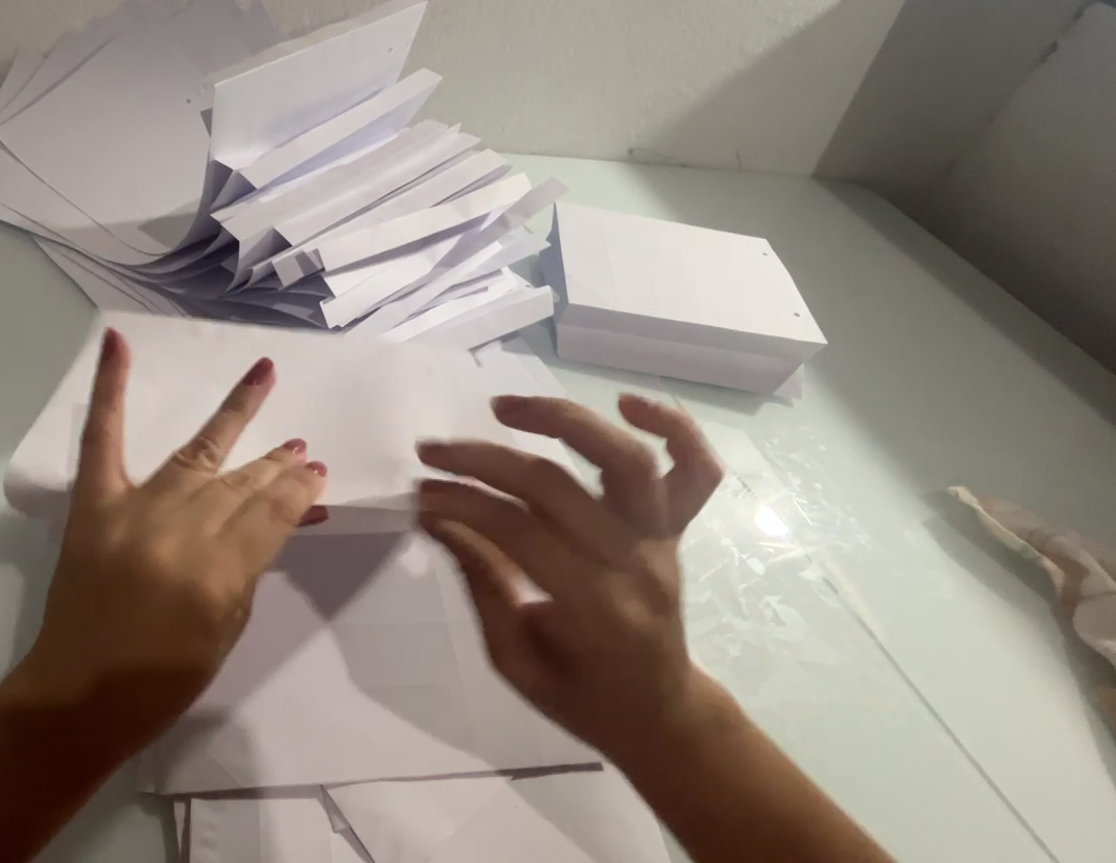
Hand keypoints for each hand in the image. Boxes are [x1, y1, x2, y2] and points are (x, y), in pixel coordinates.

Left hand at [8, 327, 328, 736]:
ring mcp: (134, 510)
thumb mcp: (227, 631)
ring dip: (236, 415)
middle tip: (301, 446)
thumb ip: (251, 566)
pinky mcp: (94, 503)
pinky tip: (117, 343)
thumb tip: (280, 514)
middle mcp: (181, 531)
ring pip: (199, 453)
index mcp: (219, 573)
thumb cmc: (162, 679)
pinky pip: (103, 438)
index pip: (274, 514)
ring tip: (264, 377)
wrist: (77, 696)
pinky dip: (109, 388)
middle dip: (279, 463)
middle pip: (243, 482)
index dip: (300, 490)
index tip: (318, 471)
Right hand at [415, 393, 724, 761]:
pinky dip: (674, 427)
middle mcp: (636, 564)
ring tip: (506, 407)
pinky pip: (696, 470)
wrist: (660, 713)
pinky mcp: (677, 527)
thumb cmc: (581, 697)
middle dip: (484, 461)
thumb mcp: (514, 661)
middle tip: (432, 453)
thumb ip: (481, 584)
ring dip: (564, 420)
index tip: (419, 496)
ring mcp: (663, 540)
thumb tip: (435, 517)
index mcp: (596, 611)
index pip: (519, 533)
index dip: (463, 505)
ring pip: (628, 460)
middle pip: (556, 487)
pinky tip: (626, 403)